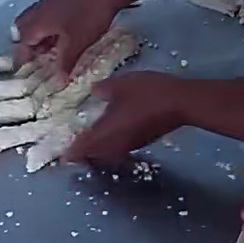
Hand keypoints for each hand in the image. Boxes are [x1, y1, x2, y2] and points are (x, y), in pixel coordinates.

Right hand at [14, 0, 125, 74]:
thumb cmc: (88, 18)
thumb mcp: (76, 45)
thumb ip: (65, 63)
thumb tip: (58, 81)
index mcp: (38, 22)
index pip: (22, 41)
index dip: (26, 55)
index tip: (33, 67)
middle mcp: (39, 10)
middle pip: (22, 28)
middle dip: (28, 43)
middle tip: (40, 55)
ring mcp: (49, 2)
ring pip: (34, 20)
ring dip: (39, 35)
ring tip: (52, 48)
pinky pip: (45, 15)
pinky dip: (47, 27)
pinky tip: (62, 34)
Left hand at [64, 73, 186, 162]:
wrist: (181, 103)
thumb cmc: (147, 93)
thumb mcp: (120, 85)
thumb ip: (103, 89)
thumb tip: (94, 92)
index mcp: (106, 133)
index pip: (83, 148)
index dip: (71, 154)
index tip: (63, 157)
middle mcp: (116, 144)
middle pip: (95, 155)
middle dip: (84, 153)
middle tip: (74, 148)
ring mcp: (132, 144)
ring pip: (109, 152)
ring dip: (98, 150)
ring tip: (91, 141)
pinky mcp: (143, 141)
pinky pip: (120, 147)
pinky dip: (111, 143)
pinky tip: (112, 132)